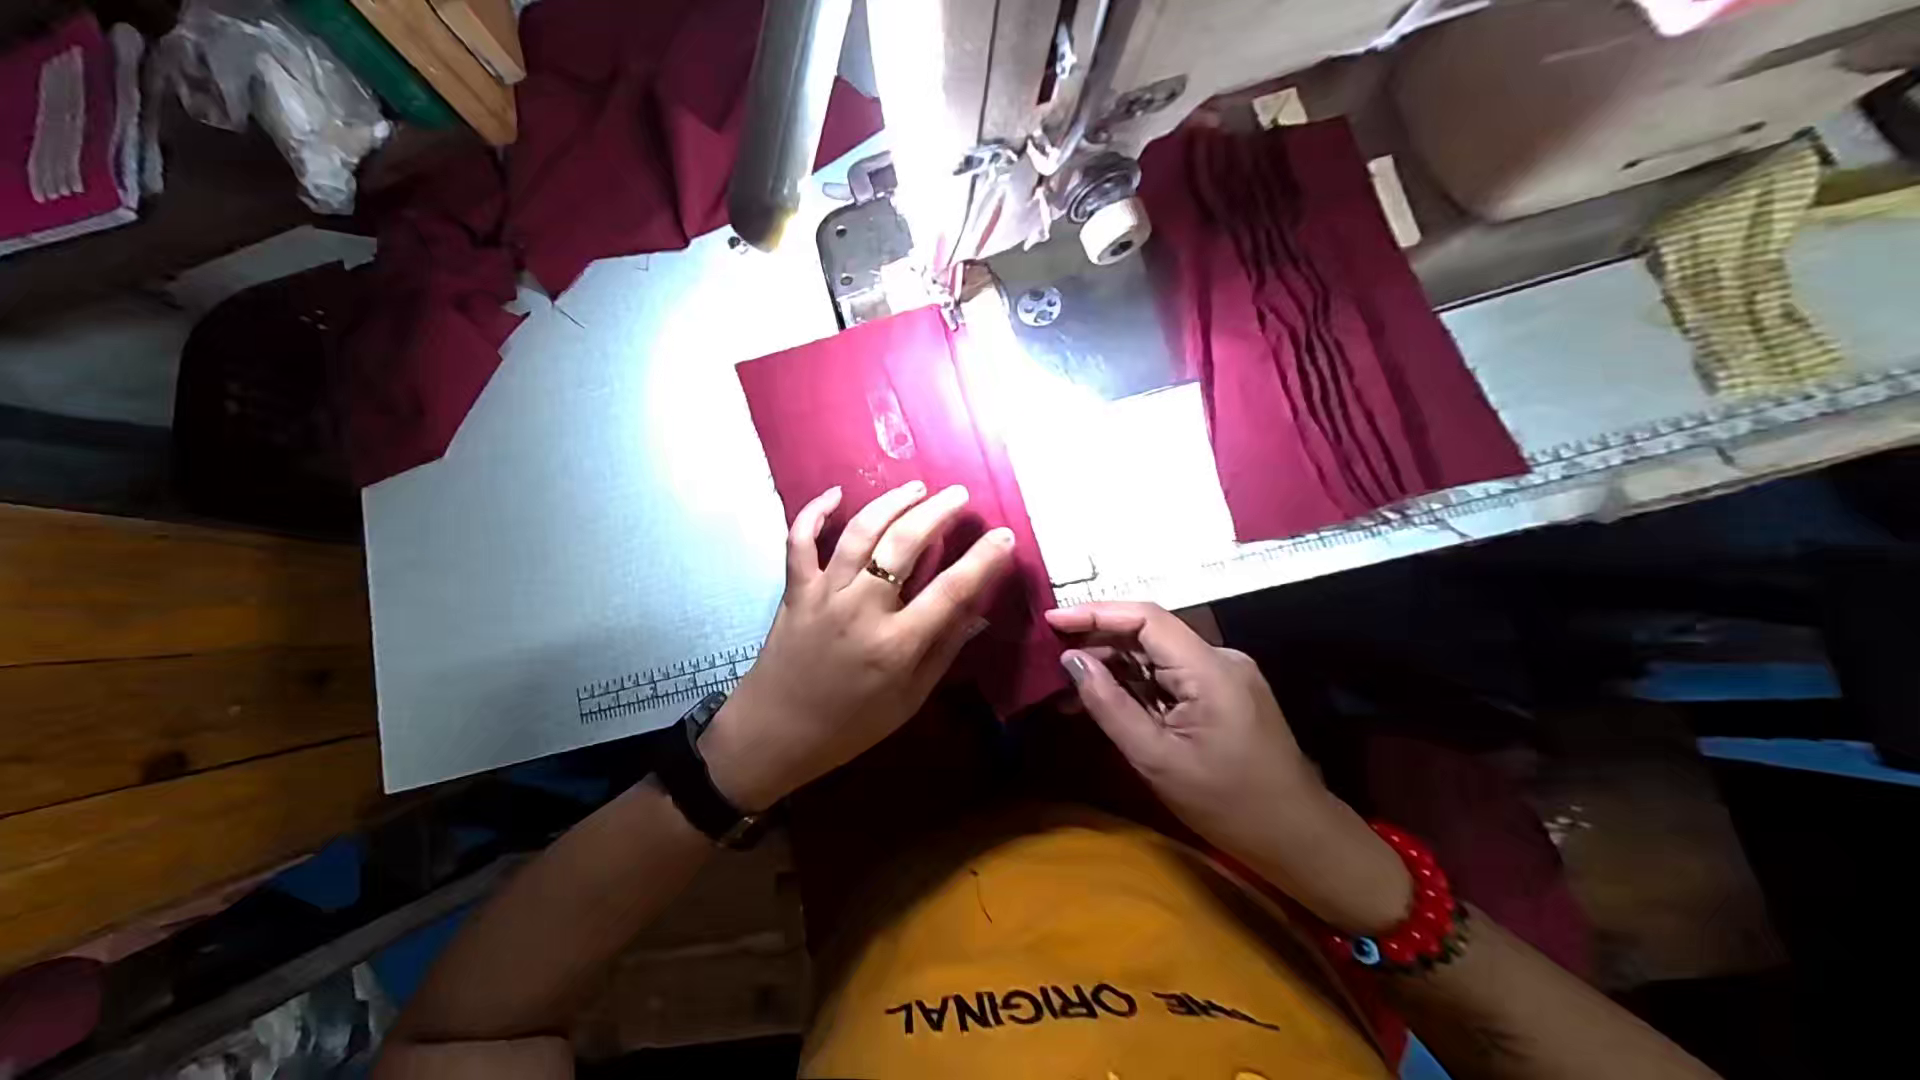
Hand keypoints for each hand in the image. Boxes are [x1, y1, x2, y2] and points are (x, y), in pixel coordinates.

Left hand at [699, 482, 1013, 812]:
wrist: (776, 735)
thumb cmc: (851, 724)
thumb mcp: (910, 698)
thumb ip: (944, 650)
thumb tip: (979, 610)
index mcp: (897, 645)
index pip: (951, 590)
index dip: (982, 559)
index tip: (1004, 535)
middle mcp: (861, 610)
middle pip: (904, 545)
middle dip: (937, 512)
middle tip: (960, 495)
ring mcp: (823, 595)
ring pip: (859, 532)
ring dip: (891, 503)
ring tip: (918, 487)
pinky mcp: (794, 589)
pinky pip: (800, 541)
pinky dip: (815, 512)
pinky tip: (836, 494)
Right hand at [1047, 602, 1412, 934]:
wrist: (1295, 835)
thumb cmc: (1226, 803)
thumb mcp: (1156, 758)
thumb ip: (1109, 704)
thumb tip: (1071, 660)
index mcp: (1210, 669)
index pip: (1146, 618)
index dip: (1096, 612)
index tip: (1053, 619)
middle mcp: (1220, 658)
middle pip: (1149, 633)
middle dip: (1098, 641)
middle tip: (1052, 657)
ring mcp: (1224, 673)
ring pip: (1157, 655)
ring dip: (1114, 666)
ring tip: (1070, 687)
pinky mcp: (1223, 690)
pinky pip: (1171, 674)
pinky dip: (1137, 684)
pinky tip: (1107, 698)